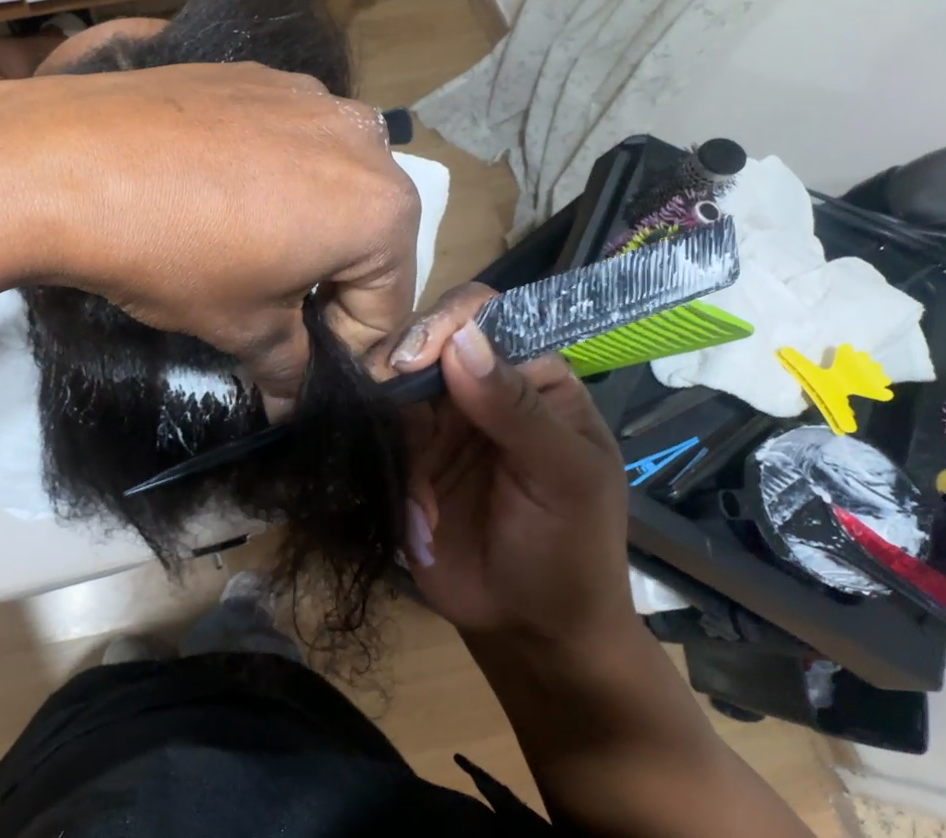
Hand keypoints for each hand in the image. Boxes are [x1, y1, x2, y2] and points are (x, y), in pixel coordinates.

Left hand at [0, 62, 420, 410]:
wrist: (74, 164)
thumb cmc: (175, 256)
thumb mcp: (239, 326)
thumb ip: (287, 366)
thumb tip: (293, 403)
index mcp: (382, 209)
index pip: (387, 304)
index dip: (347, 348)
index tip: (303, 365)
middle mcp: (363, 138)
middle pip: (364, 235)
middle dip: (327, 282)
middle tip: (270, 310)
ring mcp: (306, 93)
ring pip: (325, 182)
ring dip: (298, 225)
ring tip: (234, 249)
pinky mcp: (254, 74)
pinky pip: (280, 141)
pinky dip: (263, 176)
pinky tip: (209, 194)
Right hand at [395, 284, 636, 648]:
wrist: (528, 628)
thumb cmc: (570, 551)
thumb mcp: (563, 477)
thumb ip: (516, 408)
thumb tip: (462, 337)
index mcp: (533, 380)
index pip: (488, 318)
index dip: (448, 322)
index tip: (413, 358)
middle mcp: (480, 389)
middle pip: (426, 341)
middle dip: (398, 361)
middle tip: (380, 390)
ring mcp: (437, 423)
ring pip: (390, 383)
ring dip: (382, 410)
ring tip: (398, 460)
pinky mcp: (404, 457)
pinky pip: (375, 431)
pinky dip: (379, 456)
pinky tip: (410, 506)